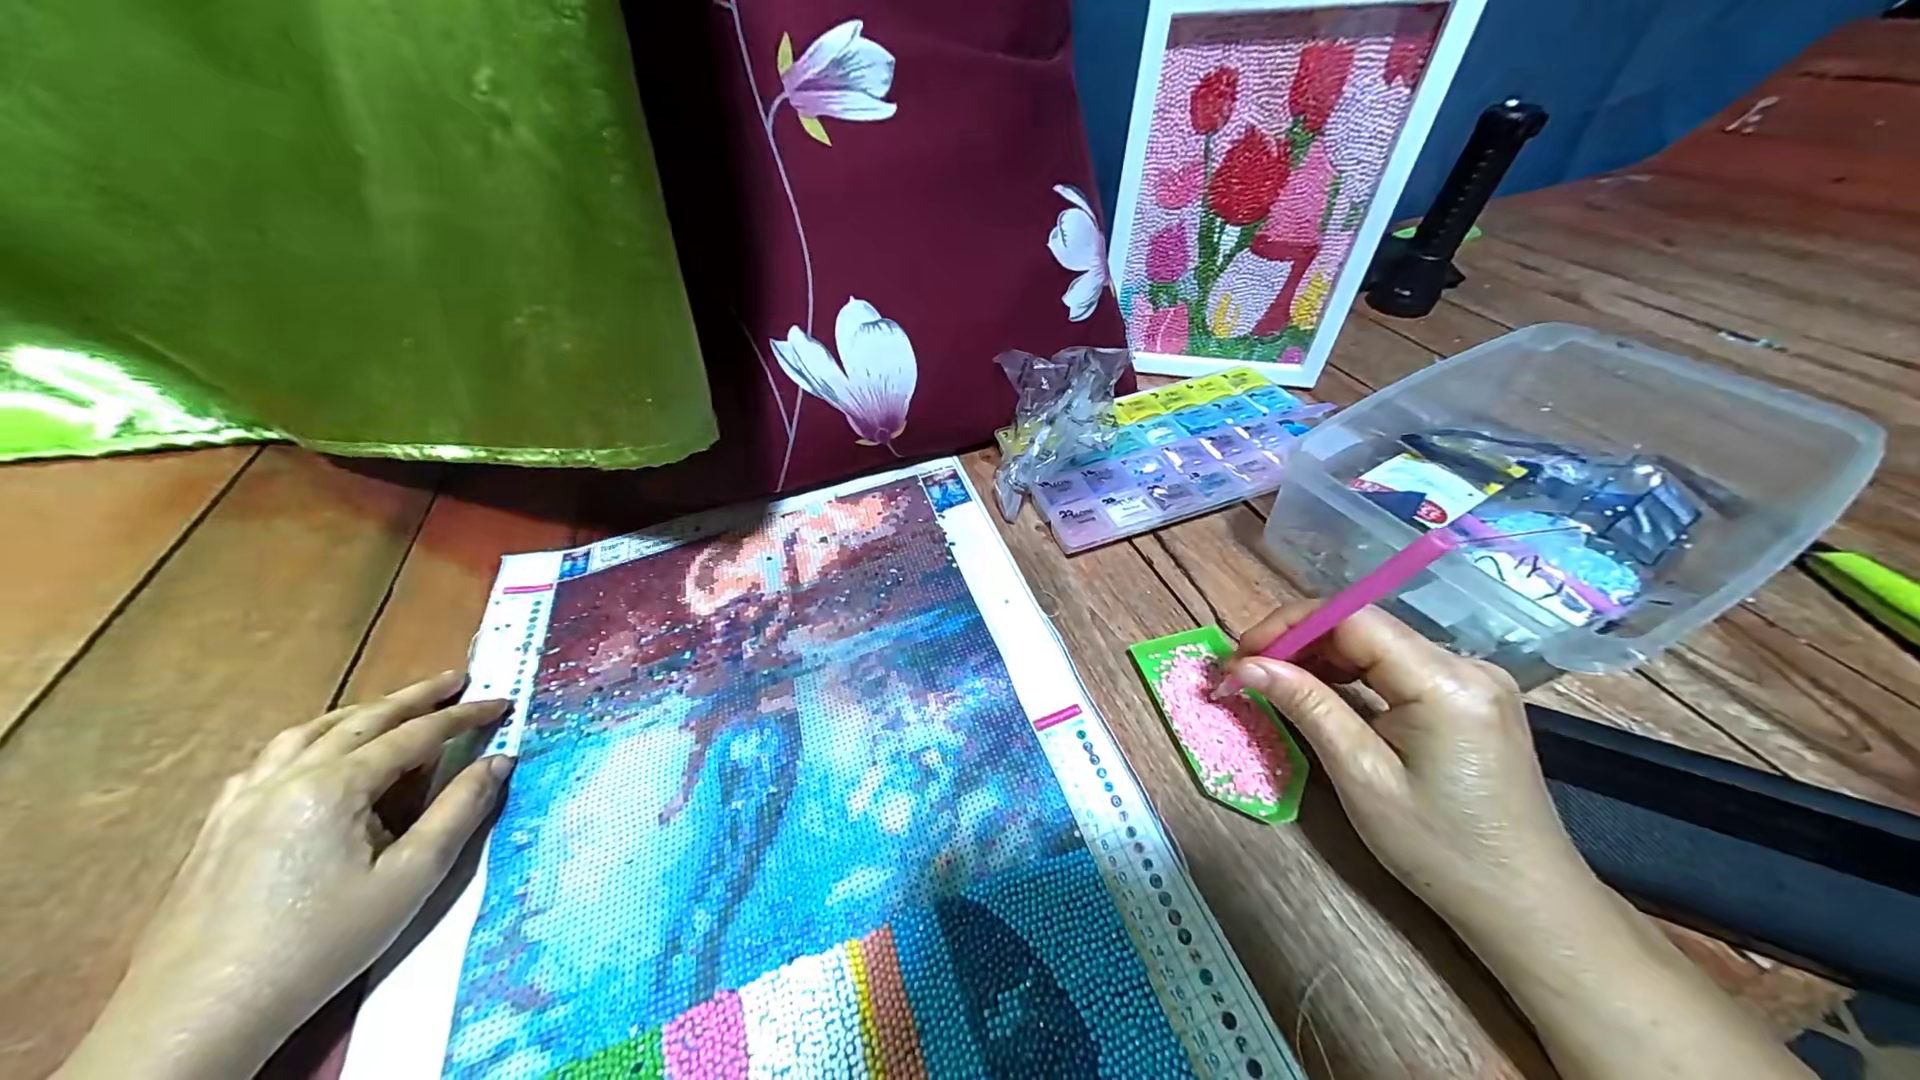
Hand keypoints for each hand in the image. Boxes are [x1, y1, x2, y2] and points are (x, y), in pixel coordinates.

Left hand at [57, 672, 513, 1079]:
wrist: (199, 1017)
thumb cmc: (321, 943)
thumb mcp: (411, 877)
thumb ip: (461, 810)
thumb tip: (499, 761)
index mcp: (334, 786)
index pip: (415, 735)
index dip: (464, 716)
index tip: (501, 702)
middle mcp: (285, 779)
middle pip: (362, 721)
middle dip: (415, 697)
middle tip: (454, 679)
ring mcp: (242, 801)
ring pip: (308, 733)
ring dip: (360, 712)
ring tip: (393, 706)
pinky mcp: (216, 827)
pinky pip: (267, 761)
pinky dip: (308, 740)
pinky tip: (316, 752)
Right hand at [1230, 605, 1813, 1079]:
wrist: (1529, 906)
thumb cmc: (1440, 848)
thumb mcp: (1360, 776)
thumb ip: (1305, 705)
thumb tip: (1243, 664)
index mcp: (1445, 681)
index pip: (1351, 617)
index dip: (1288, 625)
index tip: (1241, 655)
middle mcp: (1466, 664)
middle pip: (1363, 625)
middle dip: (1298, 640)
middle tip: (1247, 670)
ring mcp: (1473, 678)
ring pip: (1376, 642)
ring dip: (1319, 655)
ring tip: (1273, 681)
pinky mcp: (1469, 696)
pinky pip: (1395, 664)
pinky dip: (1349, 672)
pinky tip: (1321, 691)